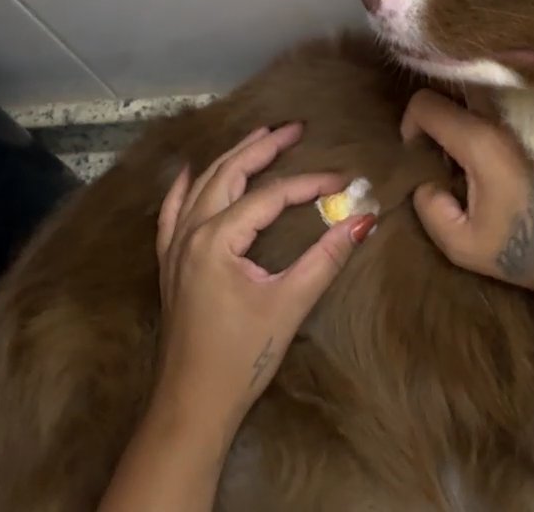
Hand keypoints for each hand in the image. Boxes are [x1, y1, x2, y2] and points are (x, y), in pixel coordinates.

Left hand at [152, 124, 375, 436]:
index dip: (310, 184)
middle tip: (294, 128)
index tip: (344, 180)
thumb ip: (326, 257)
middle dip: (263, 147)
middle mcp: (190, 233)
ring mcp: (174, 247)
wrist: (192, 405)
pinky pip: (172, 212)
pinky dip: (184, 187)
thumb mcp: (289, 304)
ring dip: (231, 157)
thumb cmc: (242, 356)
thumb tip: (364, 219)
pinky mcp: (170, 263)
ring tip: (259, 136)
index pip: (270, 196)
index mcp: (216, 239)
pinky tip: (189, 172)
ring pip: (202, 185)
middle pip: (229, 174)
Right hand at [402, 90, 533, 295]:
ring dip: (459, 118)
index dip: (410, 125)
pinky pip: (497, 106)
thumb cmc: (522, 248)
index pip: (427, 103)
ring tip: (462, 159)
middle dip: (435, 117)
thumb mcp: (461, 245)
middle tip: (438, 154)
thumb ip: (429, 209)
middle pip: (452, 91)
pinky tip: (486, 160)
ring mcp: (522, 118)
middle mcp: (501, 119)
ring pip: (476, 95)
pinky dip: (481, 121)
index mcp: (480, 142)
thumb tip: (426, 182)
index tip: (416, 154)